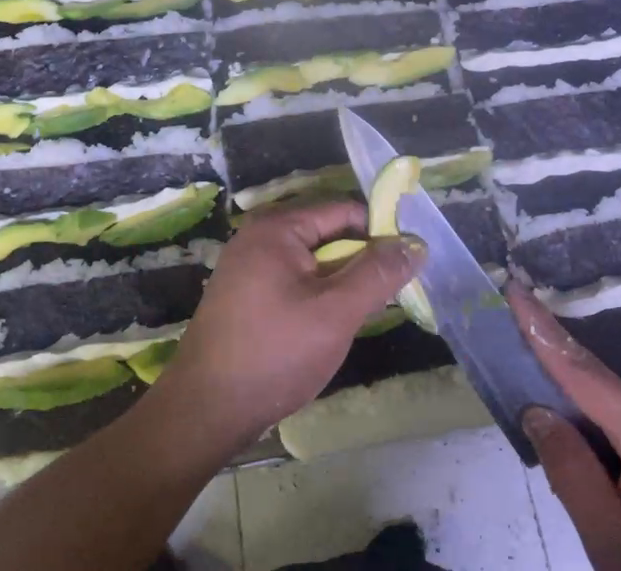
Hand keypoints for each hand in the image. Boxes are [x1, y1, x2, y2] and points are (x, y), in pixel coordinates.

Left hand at [148, 201, 424, 449]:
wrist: (205, 411)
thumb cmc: (273, 354)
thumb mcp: (335, 313)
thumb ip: (377, 274)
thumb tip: (414, 244)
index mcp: (276, 228)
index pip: (343, 210)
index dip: (380, 231)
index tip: (410, 262)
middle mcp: (259, 237)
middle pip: (328, 232)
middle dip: (362, 259)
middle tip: (392, 292)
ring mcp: (249, 267)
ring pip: (314, 261)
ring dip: (343, 281)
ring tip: (369, 311)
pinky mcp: (246, 295)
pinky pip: (296, 280)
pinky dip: (320, 295)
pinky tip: (334, 324)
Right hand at [507, 283, 620, 570]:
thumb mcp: (615, 544)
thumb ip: (571, 473)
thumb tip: (539, 412)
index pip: (585, 372)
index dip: (542, 331)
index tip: (513, 289)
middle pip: (601, 393)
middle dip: (555, 389)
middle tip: (514, 401)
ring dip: (583, 428)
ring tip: (557, 464)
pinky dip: (609, 443)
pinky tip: (599, 480)